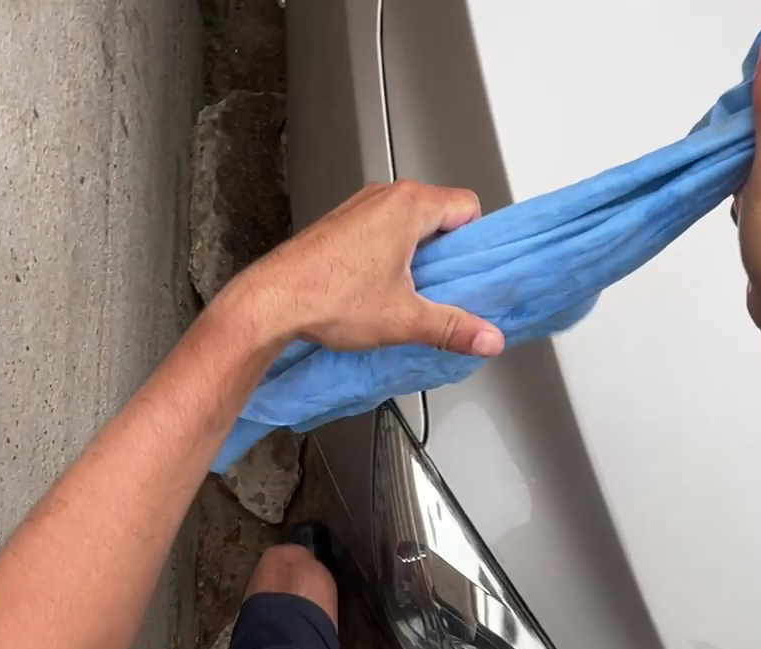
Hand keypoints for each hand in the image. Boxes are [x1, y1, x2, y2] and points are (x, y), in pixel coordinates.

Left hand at [217, 181, 505, 356]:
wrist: (272, 303)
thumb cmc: (329, 298)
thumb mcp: (404, 319)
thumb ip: (453, 328)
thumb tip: (488, 339)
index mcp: (408, 205)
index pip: (468, 207)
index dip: (474, 242)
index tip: (470, 272)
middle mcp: (383, 198)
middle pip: (438, 215)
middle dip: (445, 254)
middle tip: (441, 291)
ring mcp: (358, 209)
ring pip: (407, 225)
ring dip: (415, 257)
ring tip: (408, 295)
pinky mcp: (339, 227)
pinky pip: (379, 233)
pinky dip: (388, 257)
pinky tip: (378, 290)